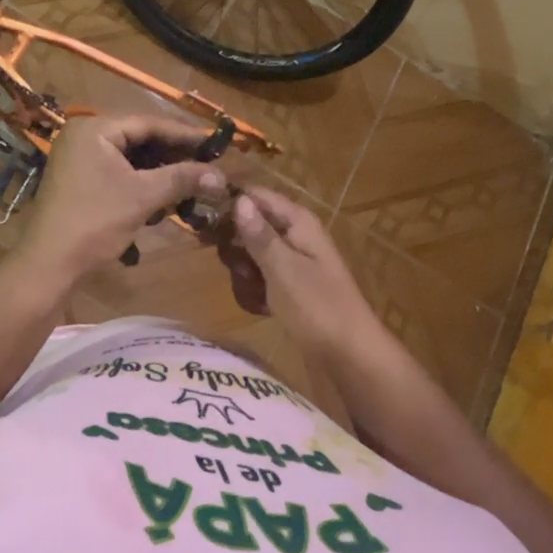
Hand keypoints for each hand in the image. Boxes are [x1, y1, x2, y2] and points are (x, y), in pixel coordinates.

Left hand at [16, 116, 223, 286]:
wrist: (48, 263)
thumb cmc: (95, 221)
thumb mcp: (142, 197)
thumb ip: (181, 179)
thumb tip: (221, 176)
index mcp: (95, 128)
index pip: (149, 123)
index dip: (185, 135)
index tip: (216, 143)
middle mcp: (84, 135)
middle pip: (139, 137)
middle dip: (173, 154)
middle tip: (207, 163)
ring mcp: (79, 157)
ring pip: (130, 157)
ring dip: (159, 170)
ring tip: (191, 180)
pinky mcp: (79, 179)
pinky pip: (117, 171)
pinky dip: (141, 181)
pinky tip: (164, 196)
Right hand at [231, 187, 377, 354]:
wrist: (350, 357)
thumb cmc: (317, 307)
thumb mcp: (283, 268)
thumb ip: (258, 234)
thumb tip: (238, 199)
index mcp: (297, 221)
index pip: (255, 196)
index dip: (228, 203)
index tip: (201, 221)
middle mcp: (294, 235)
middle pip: (249, 225)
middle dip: (236, 247)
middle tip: (237, 268)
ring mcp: (292, 262)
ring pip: (250, 255)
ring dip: (244, 275)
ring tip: (254, 293)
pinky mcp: (289, 287)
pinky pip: (260, 279)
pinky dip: (256, 292)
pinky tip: (261, 307)